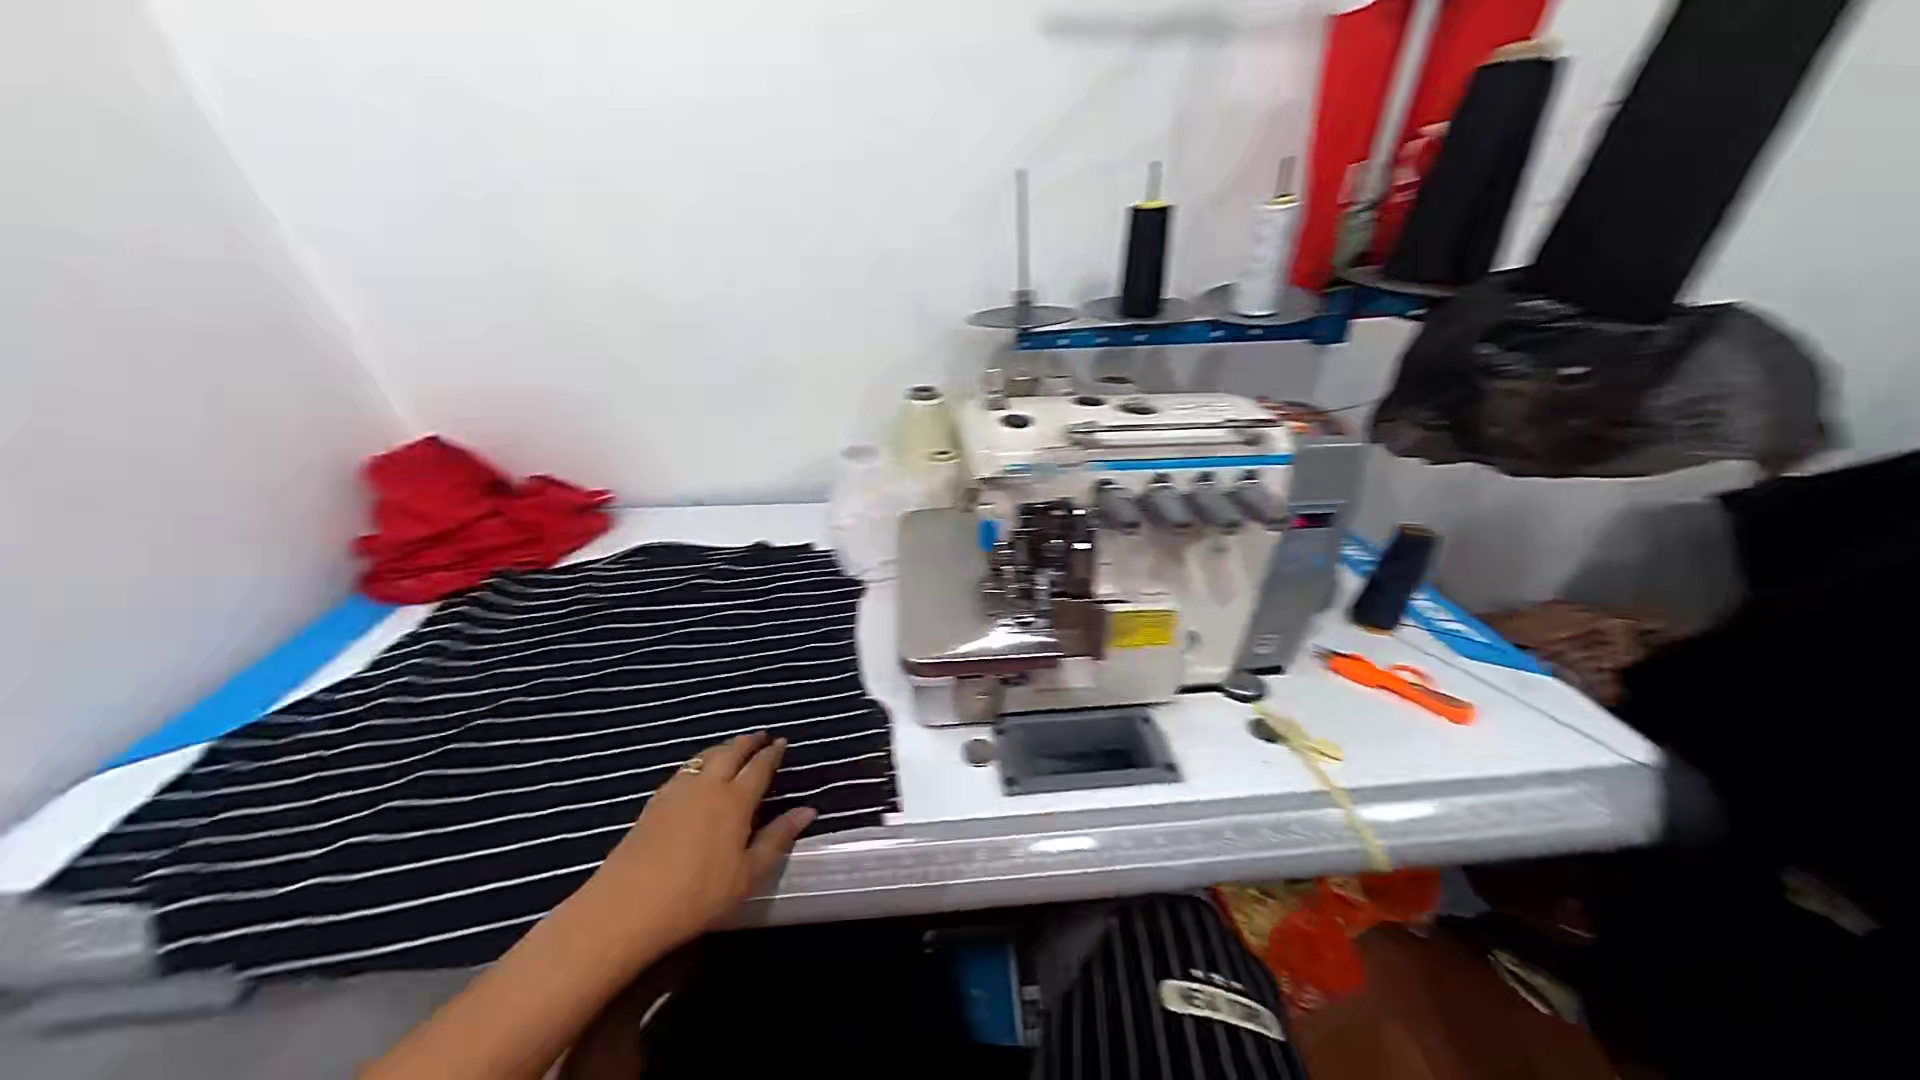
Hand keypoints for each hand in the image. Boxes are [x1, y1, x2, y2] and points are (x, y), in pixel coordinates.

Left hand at [574, 732, 814, 958]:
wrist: (627, 908)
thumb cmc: (698, 895)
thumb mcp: (748, 873)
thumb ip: (778, 838)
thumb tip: (808, 810)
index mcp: (735, 800)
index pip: (759, 766)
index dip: (773, 753)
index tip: (782, 742)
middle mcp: (707, 786)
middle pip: (730, 752)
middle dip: (748, 741)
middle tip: (761, 735)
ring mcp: (677, 792)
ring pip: (704, 757)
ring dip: (723, 747)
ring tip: (732, 746)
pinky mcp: (653, 804)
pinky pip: (683, 771)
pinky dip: (698, 762)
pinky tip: (696, 773)